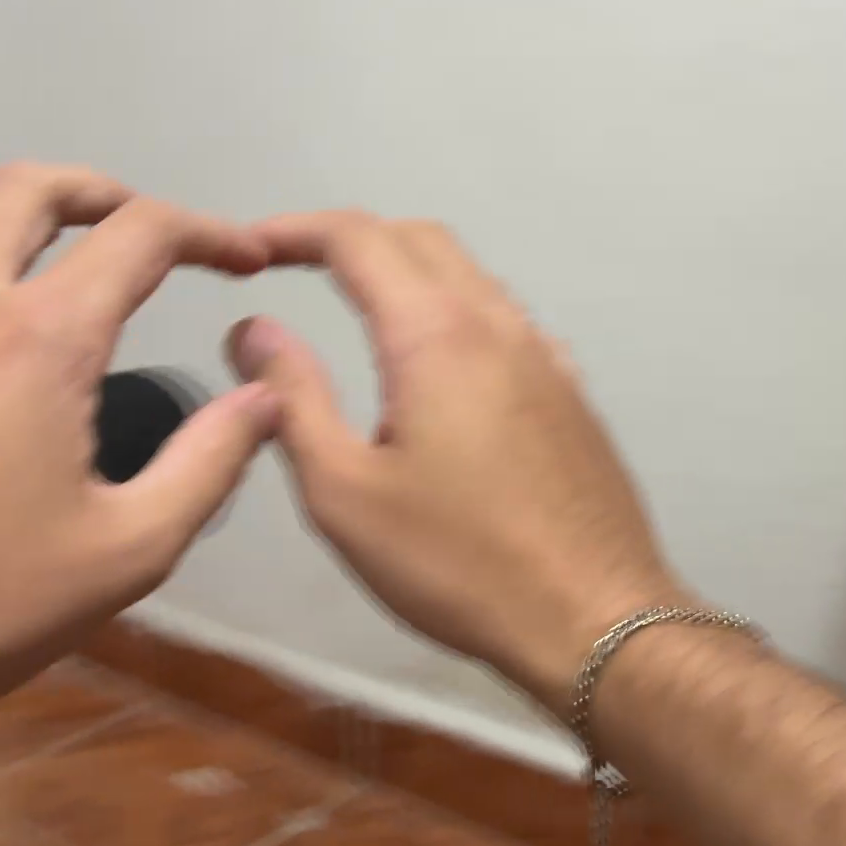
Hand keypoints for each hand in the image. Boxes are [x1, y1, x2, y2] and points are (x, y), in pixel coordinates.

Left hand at [0, 164, 279, 796]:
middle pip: (26, 190)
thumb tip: (267, 395)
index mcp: (39, 341)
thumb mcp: (133, 547)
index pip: (140, 236)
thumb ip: (213, 459)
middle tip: (145, 229)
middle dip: (103, 194)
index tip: (244, 257)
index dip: (207, 232)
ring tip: (45, 264)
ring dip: (7, 224)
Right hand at [230, 211, 681, 714]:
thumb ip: (293, 399)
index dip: (296, 229)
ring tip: (362, 311)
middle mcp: (501, 325)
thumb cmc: (458, 563)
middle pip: (422, 241)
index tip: (251, 250)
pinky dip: (458, 314)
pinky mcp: (574, 394)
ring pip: (472, 280)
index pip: (360, 238)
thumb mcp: (345, 493)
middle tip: (300, 270)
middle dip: (354, 240)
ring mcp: (549, 358)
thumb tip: (254, 327)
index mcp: (437, 334)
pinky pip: (508, 325)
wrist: (595, 616)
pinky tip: (444, 368)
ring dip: (411, 275)